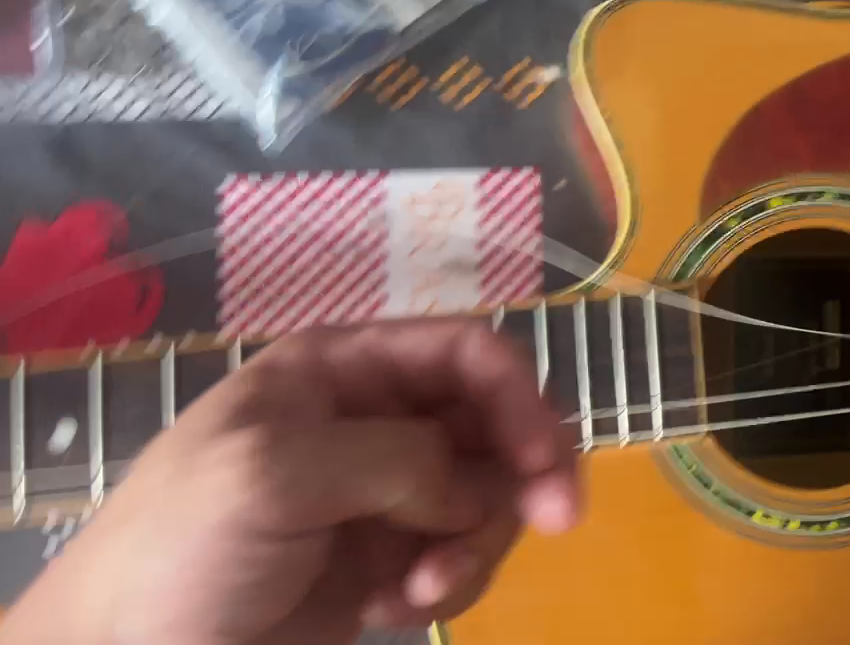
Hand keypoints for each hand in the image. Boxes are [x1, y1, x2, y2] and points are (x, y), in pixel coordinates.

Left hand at [3, 319, 579, 644]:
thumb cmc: (176, 557)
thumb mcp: (273, 476)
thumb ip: (394, 457)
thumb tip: (468, 491)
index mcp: (350, 370)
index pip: (471, 354)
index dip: (520, 394)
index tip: (543, 457)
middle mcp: (385, 416)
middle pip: (499, 419)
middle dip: (529, 470)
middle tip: (560, 516)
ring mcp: (394, 486)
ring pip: (496, 485)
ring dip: (483, 536)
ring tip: (427, 591)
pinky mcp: (398, 550)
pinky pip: (470, 544)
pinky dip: (456, 575)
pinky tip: (403, 608)